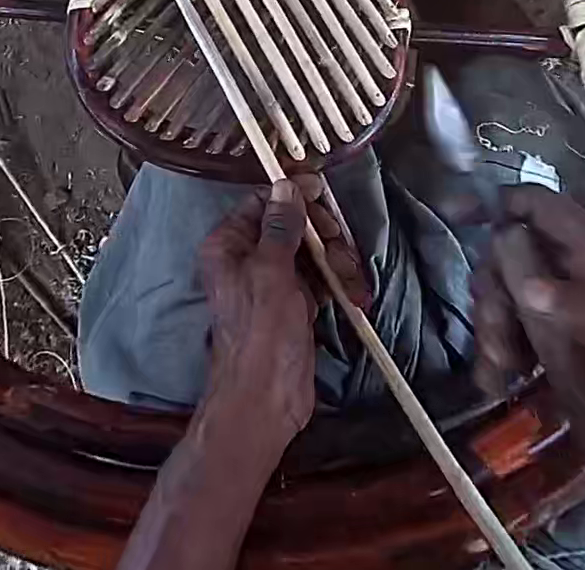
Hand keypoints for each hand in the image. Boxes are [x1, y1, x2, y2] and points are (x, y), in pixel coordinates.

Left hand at [197, 176, 369, 440]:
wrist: (265, 399)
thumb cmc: (261, 331)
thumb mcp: (271, 272)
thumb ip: (280, 227)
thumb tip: (285, 185)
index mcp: (228, 244)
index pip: (261, 204)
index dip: (292, 196)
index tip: (323, 192)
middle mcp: (247, 257)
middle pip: (291, 226)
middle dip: (321, 235)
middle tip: (341, 248)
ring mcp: (272, 280)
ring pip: (309, 252)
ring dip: (336, 262)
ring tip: (353, 283)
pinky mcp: (293, 302)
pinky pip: (318, 278)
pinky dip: (337, 282)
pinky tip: (356, 295)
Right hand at [472, 186, 584, 525]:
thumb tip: (525, 285)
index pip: (545, 208)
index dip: (496, 203)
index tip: (454, 217)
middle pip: (513, 257)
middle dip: (493, 290)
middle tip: (497, 339)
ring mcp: (584, 320)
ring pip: (510, 299)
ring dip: (494, 328)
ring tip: (499, 371)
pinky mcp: (577, 358)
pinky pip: (522, 341)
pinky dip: (502, 357)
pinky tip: (500, 384)